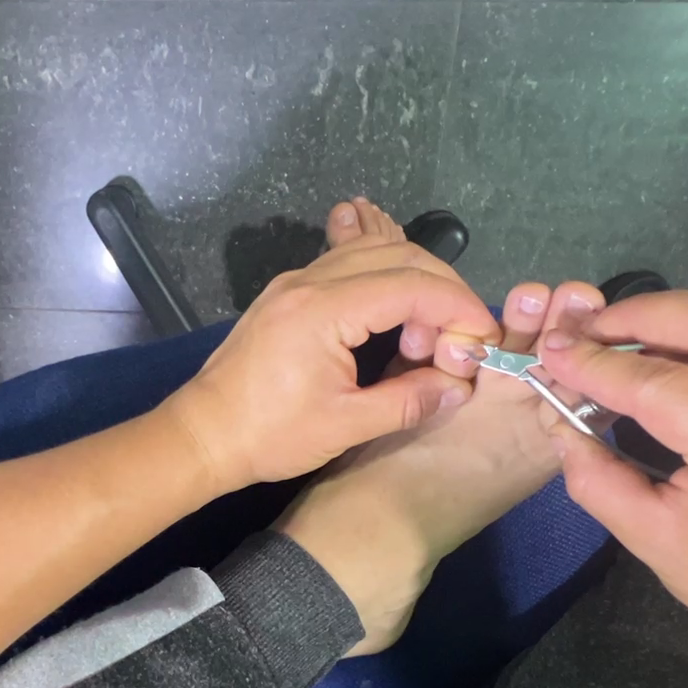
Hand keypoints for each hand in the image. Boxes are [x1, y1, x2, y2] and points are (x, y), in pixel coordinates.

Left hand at [161, 241, 499, 488]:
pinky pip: (346, 262)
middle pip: (398, 255)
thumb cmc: (268, 436)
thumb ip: (408, 400)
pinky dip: (382, 276)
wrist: (203, 434)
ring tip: (425, 332)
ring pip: (372, 251)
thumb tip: (458, 386)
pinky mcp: (287, 293)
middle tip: (459, 338)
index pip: (412, 285)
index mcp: (324, 309)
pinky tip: (393, 307)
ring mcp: (294, 282)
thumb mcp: (345, 426)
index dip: (459, 307)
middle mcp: (309, 281)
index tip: (483, 339)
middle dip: (443, 290)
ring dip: (413, 280)